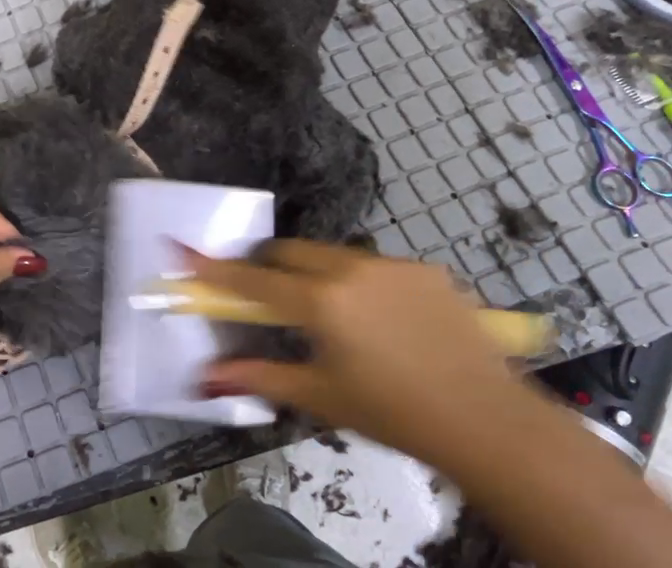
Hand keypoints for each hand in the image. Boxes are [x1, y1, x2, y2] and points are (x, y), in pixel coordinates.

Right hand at [188, 239, 529, 464]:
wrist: (487, 421)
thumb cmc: (392, 414)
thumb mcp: (320, 397)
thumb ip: (261, 376)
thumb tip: (208, 376)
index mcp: (320, 301)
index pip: (253, 278)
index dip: (216, 268)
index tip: (184, 252)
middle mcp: (351, 269)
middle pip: (291, 251)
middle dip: (270, 266)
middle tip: (268, 295)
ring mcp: (392, 265)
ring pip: (334, 255)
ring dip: (317, 272)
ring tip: (333, 313)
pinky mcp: (427, 269)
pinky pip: (376, 266)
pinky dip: (363, 283)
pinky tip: (382, 318)